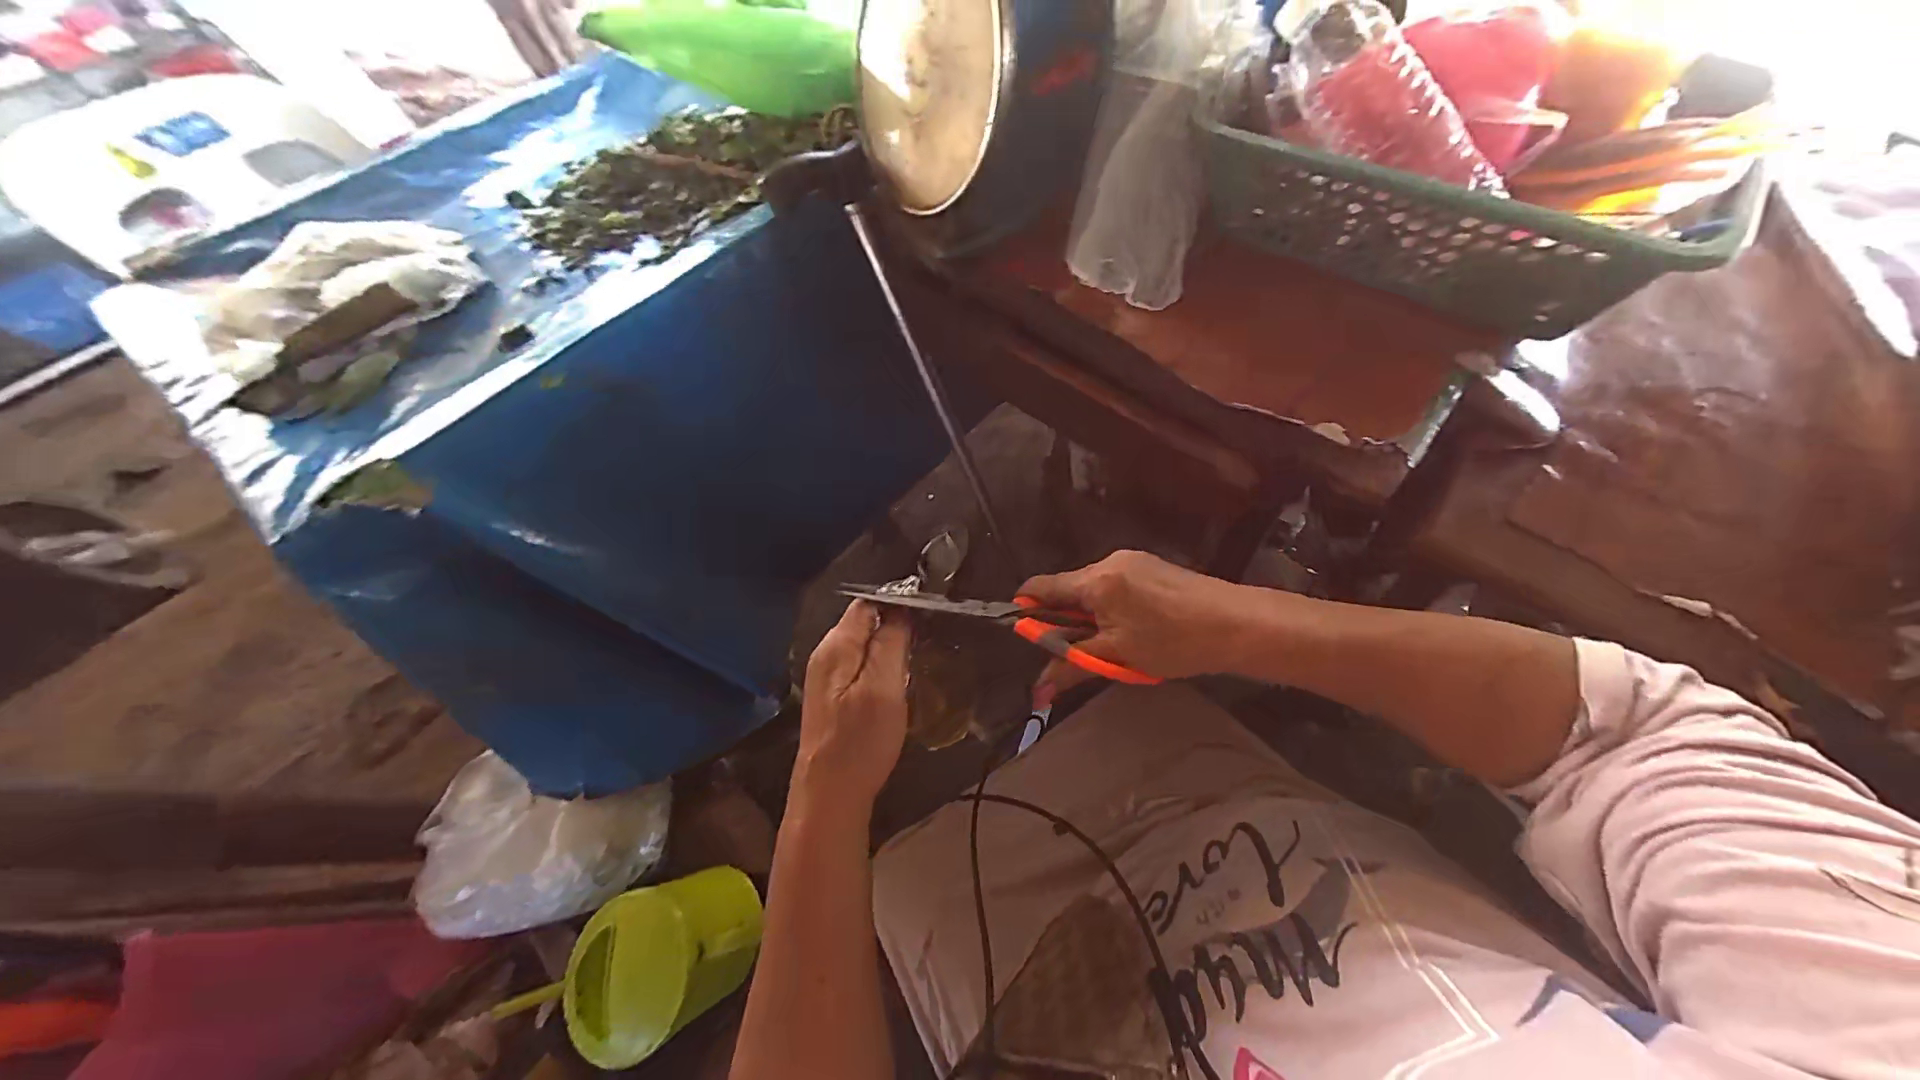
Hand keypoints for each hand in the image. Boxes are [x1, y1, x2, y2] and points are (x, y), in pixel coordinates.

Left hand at [794, 601, 910, 815]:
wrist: (829, 797)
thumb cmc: (859, 742)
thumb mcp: (882, 689)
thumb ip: (890, 644)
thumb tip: (900, 610)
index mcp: (835, 647)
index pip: (866, 604)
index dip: (897, 602)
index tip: (929, 610)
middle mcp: (826, 656)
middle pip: (864, 623)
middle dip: (895, 624)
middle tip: (929, 635)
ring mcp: (827, 678)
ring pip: (864, 647)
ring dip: (890, 647)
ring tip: (919, 655)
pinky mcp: (833, 698)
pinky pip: (861, 668)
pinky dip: (881, 668)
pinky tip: (897, 681)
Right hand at [1017, 550, 1258, 701]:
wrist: (1237, 624)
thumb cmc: (1172, 642)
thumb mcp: (1117, 657)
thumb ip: (1071, 666)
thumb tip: (1038, 691)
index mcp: (1094, 580)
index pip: (1041, 586)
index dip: (1026, 610)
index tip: (1025, 634)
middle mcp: (1108, 561)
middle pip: (1068, 588)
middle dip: (1064, 619)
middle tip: (1075, 651)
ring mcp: (1133, 560)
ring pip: (1093, 589)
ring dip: (1089, 615)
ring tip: (1110, 645)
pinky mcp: (1152, 566)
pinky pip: (1115, 585)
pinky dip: (1110, 607)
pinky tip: (1132, 629)